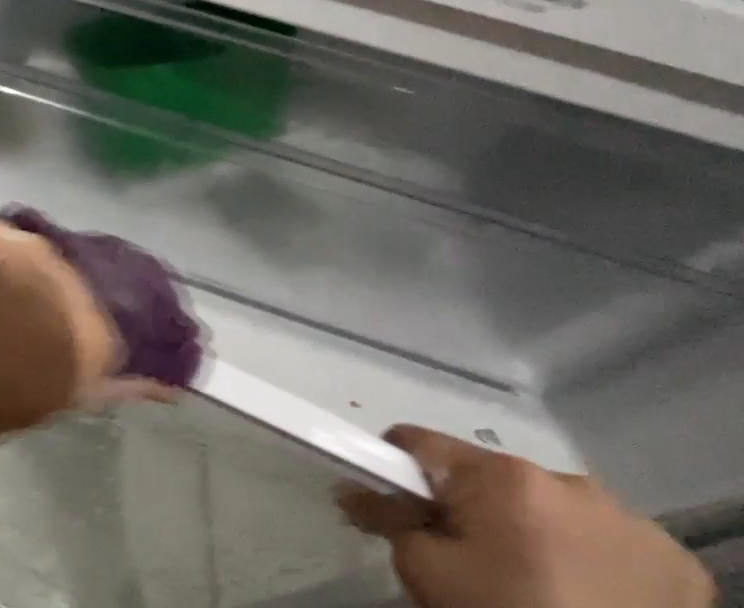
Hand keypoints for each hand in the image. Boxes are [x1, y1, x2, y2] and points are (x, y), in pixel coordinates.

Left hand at [0, 217, 173, 460]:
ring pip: (41, 252)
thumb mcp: (47, 404)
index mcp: (92, 333)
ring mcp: (20, 249)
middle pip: (79, 281)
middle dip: (59, 299)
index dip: (89, 332)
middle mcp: (67, 281)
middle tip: (25, 319)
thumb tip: (162, 383)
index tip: (65, 340)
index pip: (115, 323)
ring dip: (26, 270)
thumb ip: (109, 384)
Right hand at [340, 425, 714, 607]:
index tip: (386, 498)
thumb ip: (388, 518)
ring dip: (530, 528)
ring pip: (550, 505)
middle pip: (488, 477)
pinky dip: (585, 555)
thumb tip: (356, 489)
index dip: (391, 466)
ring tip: (528, 578)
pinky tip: (582, 591)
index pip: (417, 442)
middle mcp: (568, 479)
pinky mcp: (677, 561)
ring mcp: (633, 520)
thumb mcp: (423, 570)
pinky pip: (608, 538)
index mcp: (501, 475)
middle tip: (462, 556)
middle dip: (469, 507)